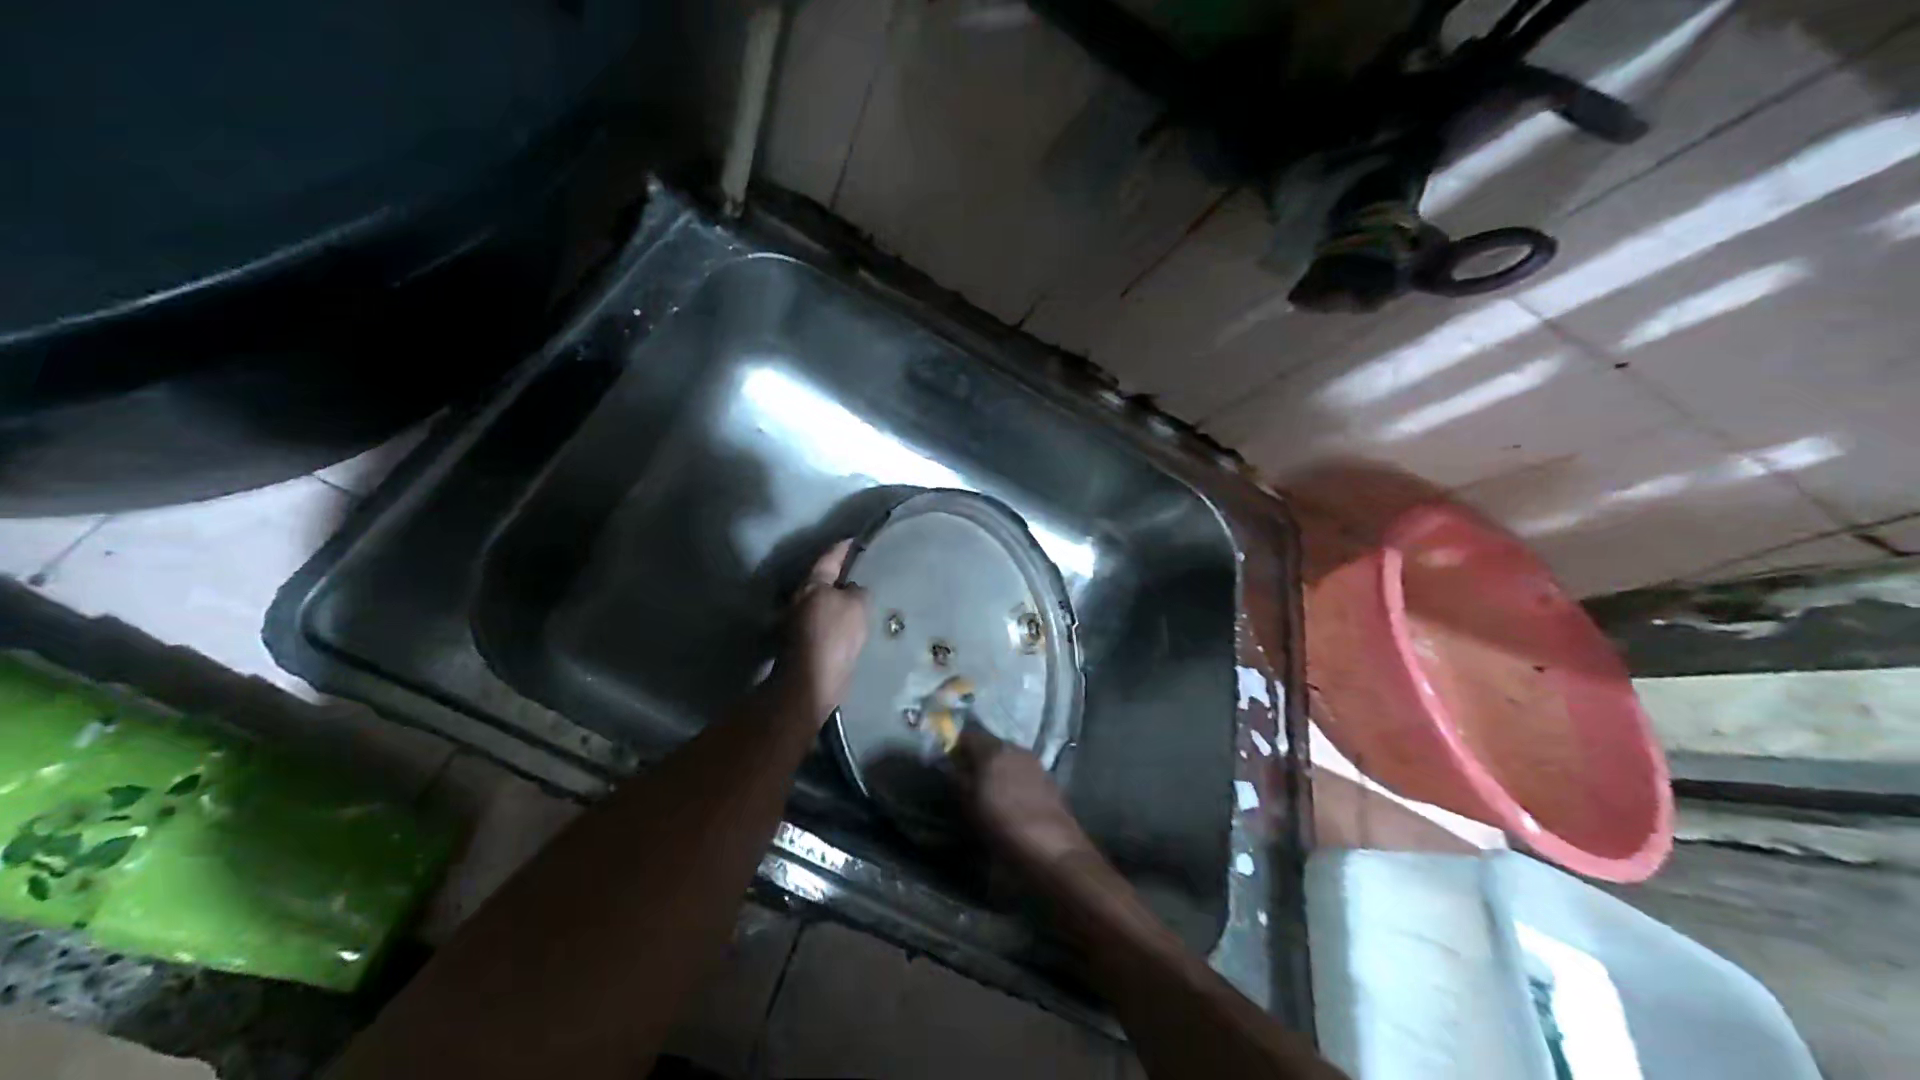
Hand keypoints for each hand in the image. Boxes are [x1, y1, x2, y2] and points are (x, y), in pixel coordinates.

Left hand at [778, 540, 869, 727]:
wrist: (813, 680)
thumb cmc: (834, 634)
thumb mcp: (856, 604)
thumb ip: (857, 591)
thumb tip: (852, 590)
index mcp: (811, 585)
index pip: (829, 558)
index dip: (843, 547)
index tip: (856, 540)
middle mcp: (801, 600)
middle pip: (822, 580)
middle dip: (839, 574)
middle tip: (861, 568)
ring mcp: (800, 623)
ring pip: (824, 603)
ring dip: (840, 599)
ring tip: (862, 597)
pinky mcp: (807, 643)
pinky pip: (827, 622)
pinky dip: (840, 618)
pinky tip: (855, 623)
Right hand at [954, 726, 1093, 871]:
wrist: (1052, 848)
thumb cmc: (1002, 825)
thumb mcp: (969, 806)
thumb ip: (958, 780)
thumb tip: (951, 766)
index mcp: (993, 750)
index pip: (968, 736)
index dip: (956, 748)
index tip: (949, 764)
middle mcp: (1015, 749)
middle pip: (990, 746)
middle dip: (978, 758)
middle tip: (968, 779)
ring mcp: (1035, 762)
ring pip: (1009, 758)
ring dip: (998, 769)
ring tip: (990, 791)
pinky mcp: (1049, 779)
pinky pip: (1023, 772)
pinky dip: (1014, 779)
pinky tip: (1012, 799)